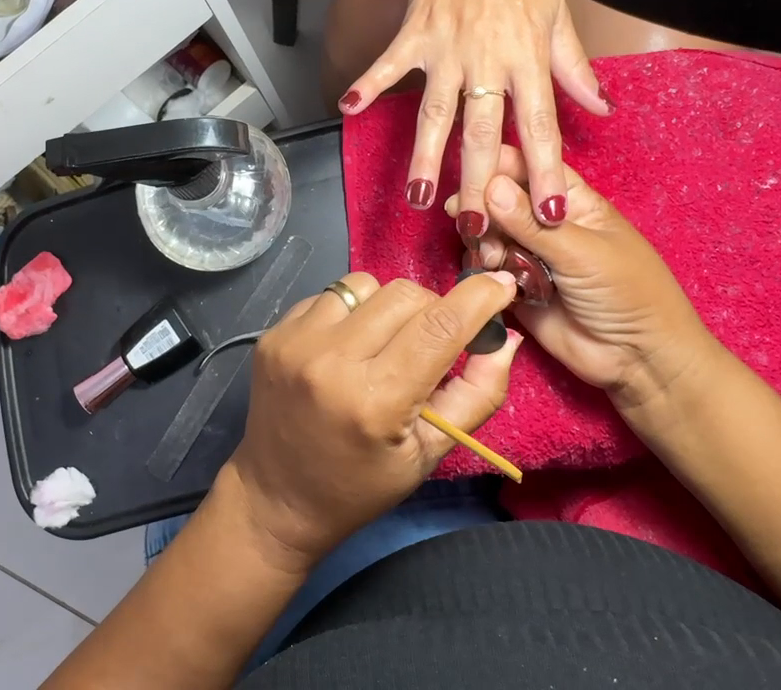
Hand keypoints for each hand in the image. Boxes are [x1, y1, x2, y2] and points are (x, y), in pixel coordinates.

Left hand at [225, 270, 521, 568]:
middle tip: (432, 342)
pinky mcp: (275, 333)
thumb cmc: (362, 485)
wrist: (278, 496)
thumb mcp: (430, 453)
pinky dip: (350, 312)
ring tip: (383, 345)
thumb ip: (477, 394)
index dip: (478, 298)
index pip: (439, 327)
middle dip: (433, 310)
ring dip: (388, 307)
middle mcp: (331, 361)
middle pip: (405, 295)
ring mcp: (296, 342)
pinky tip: (346, 348)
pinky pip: (329, 294)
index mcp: (376, 401)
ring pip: (366, 285)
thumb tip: (506, 338)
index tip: (501, 284)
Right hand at [339, 0, 609, 239]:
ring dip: (426, 156)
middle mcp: (486, 57)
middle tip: (476, 228)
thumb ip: (573, 67)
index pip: (540, 123)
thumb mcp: (557, 15)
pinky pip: (389, 62)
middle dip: (481, 181)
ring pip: (435, 110)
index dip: (545, 169)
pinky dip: (368, 84)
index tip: (548, 214)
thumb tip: (599, 109)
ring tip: (420, 198)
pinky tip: (349, 110)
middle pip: (483, 130)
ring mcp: (446, 45)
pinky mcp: (414, 30)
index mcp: (527, 56)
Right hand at [450, 146, 715, 405]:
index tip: (473, 177)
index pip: (528, 168)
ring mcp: (528, 254)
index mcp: (570, 200)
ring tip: (494, 258)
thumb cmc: (629, 292)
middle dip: (482, 207)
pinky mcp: (515, 286)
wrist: (638, 359)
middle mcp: (544, 222)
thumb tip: (489, 186)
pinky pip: (486, 268)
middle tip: (472, 222)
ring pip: (488, 232)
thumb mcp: (582, 252)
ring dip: (483, 240)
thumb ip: (532, 224)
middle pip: (498, 199)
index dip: (497, 167)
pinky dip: (481, 268)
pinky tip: (491, 276)